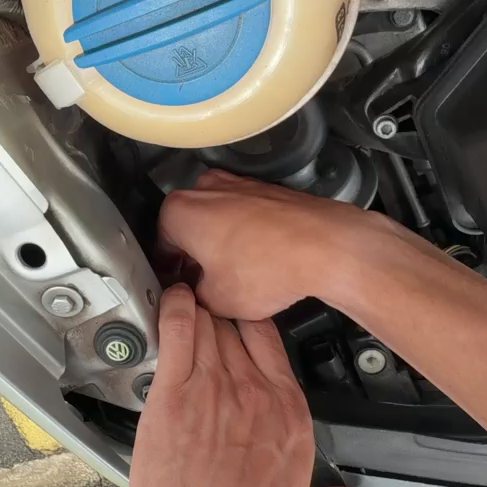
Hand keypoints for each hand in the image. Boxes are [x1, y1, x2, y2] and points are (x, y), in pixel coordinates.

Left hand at [112, 284, 381, 486]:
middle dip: (218, 312)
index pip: (272, 345)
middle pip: (234, 329)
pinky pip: (176, 333)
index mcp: (289, 419)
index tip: (238, 315)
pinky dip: (170, 309)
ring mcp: (215, 391)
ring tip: (185, 285)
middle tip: (204, 297)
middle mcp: (256, 397)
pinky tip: (167, 295)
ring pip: (207, 324)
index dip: (250, 324)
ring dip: (195, 303)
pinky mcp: (173, 398)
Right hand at [158, 169, 401, 319]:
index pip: (160, 247)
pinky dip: (246, 236)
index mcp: (180, 211)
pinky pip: (244, 215)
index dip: (169, 275)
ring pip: (216, 220)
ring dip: (220, 246)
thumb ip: (194, 296)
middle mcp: (205, 189)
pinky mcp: (266, 191)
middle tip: (205, 288)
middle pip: (187, 229)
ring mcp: (238, 185)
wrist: (326, 247)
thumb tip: (196, 295)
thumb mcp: (217, 300)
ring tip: (236, 278)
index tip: (178, 289)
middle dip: (194, 258)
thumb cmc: (273, 265)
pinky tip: (259, 262)